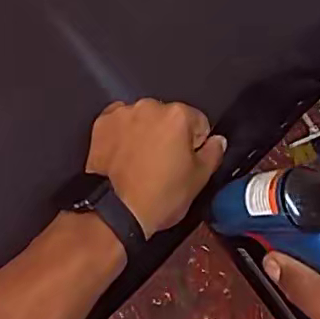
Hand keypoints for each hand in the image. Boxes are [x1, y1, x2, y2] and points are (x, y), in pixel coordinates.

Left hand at [85, 99, 226, 236]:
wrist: (115, 212)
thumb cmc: (158, 197)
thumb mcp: (198, 180)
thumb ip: (213, 153)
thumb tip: (217, 141)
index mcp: (178, 115)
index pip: (198, 121)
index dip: (196, 143)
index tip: (187, 160)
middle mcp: (149, 107)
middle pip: (169, 117)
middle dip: (169, 135)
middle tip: (164, 164)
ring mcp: (123, 114)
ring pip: (144, 119)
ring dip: (146, 133)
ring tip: (142, 163)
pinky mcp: (102, 123)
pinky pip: (120, 123)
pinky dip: (123, 134)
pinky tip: (125, 156)